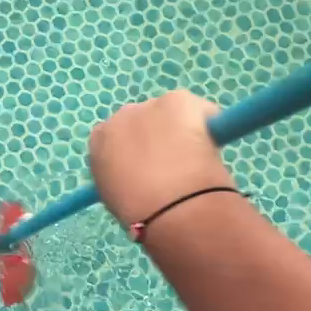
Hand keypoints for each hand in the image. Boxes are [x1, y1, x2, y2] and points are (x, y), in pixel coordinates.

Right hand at [87, 90, 232, 229]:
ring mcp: (150, 106)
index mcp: (99, 140)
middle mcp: (119, 117)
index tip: (150, 162)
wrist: (170, 205)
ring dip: (182, 129)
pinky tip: (211, 148)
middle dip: (159, 134)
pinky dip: (208, 124)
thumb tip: (135, 172)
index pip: (117, 135)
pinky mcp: (178, 100)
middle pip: (144, 119)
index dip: (137, 147)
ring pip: (172, 113)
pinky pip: (199, 110)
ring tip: (195, 160)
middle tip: (175, 161)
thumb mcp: (114, 193)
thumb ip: (119, 173)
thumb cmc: (139, 210)